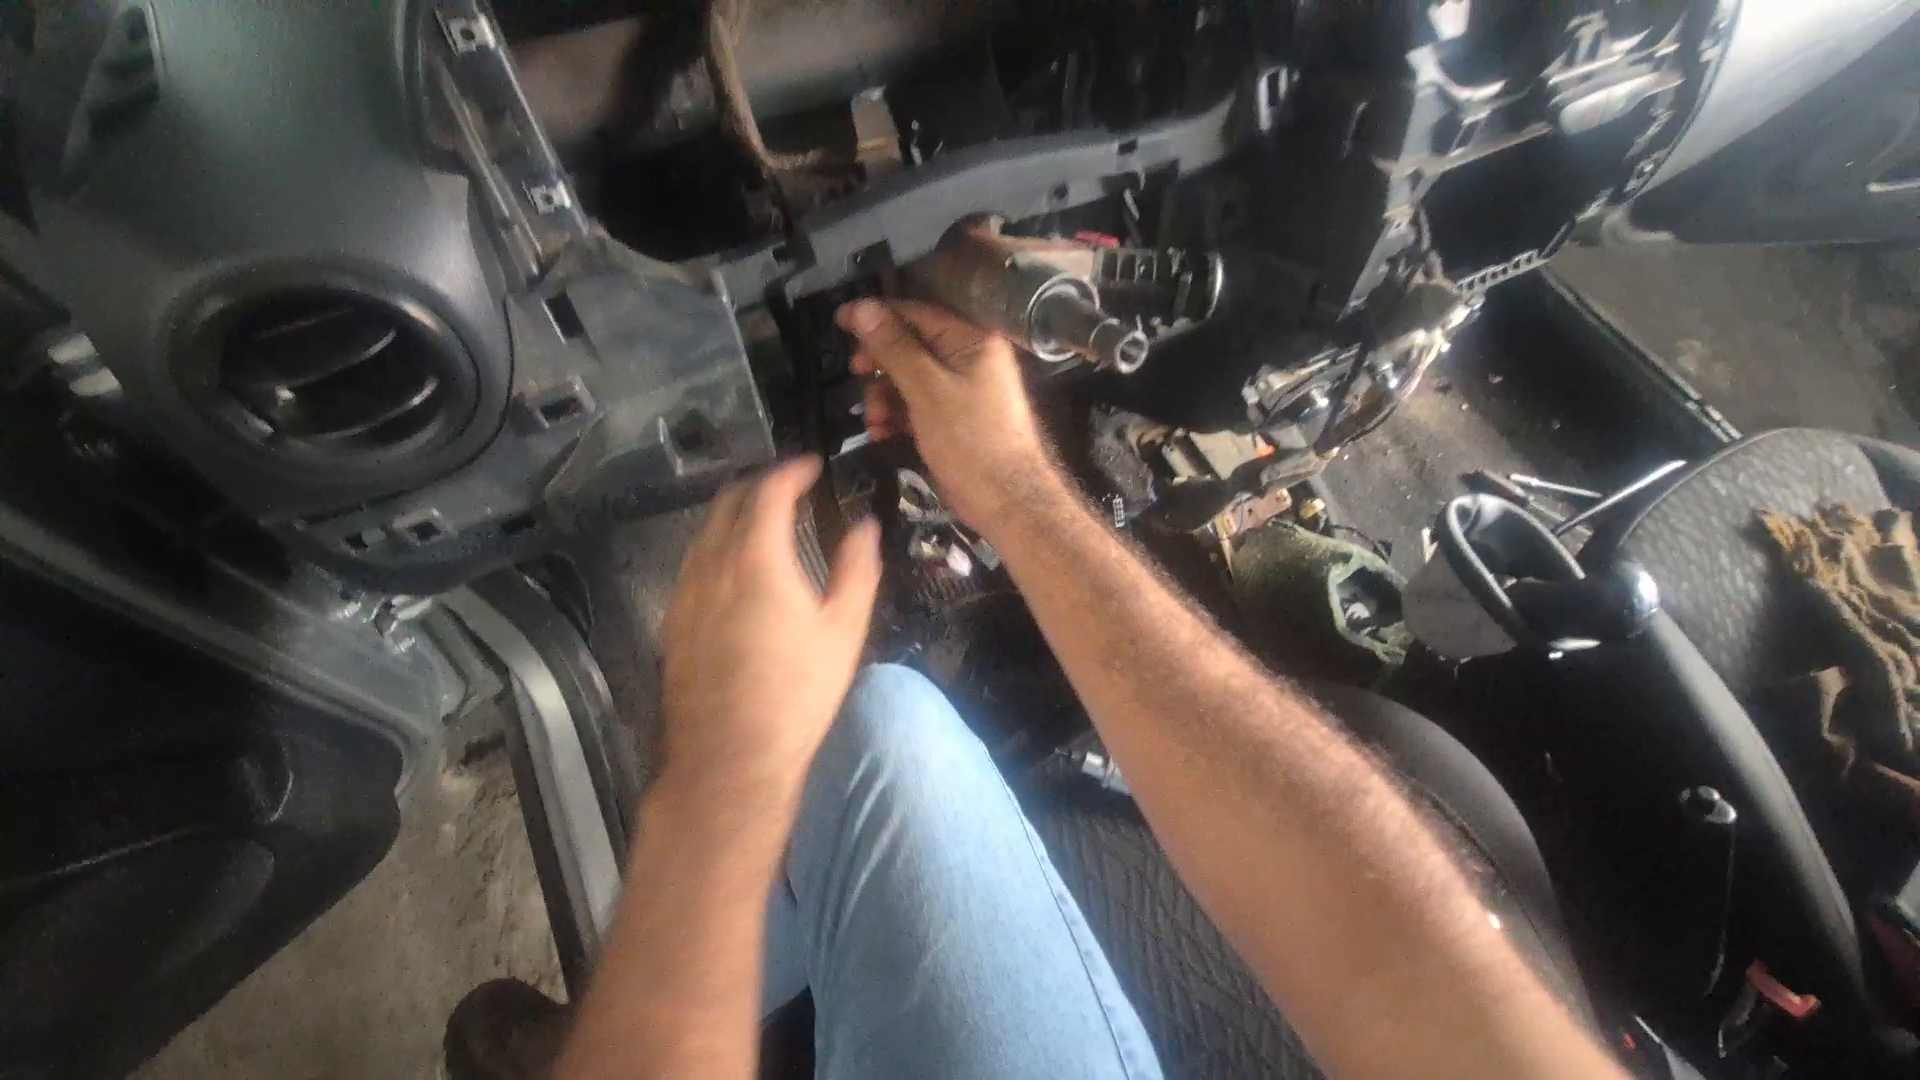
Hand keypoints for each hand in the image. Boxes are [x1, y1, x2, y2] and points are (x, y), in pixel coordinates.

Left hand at [656, 457, 881, 830]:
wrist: (730, 758)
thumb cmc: (797, 694)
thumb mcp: (843, 631)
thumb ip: (856, 570)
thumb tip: (865, 526)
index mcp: (757, 560)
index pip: (768, 492)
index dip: (791, 471)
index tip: (812, 467)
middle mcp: (711, 565)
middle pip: (728, 502)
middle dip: (760, 485)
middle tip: (791, 489)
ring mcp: (685, 593)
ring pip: (705, 531)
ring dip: (735, 515)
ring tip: (766, 524)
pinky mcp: (673, 621)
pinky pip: (693, 562)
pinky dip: (717, 546)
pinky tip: (736, 570)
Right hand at [836, 298, 1064, 533]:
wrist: (1005, 500)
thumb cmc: (971, 441)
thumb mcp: (927, 389)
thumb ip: (894, 348)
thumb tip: (863, 309)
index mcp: (972, 340)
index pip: (917, 313)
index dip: (877, 316)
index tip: (841, 321)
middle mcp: (970, 358)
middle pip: (911, 346)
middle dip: (880, 363)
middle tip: (856, 373)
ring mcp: (964, 390)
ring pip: (910, 378)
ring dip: (884, 395)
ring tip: (874, 419)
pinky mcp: (955, 418)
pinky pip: (918, 404)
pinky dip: (898, 415)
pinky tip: (882, 432)